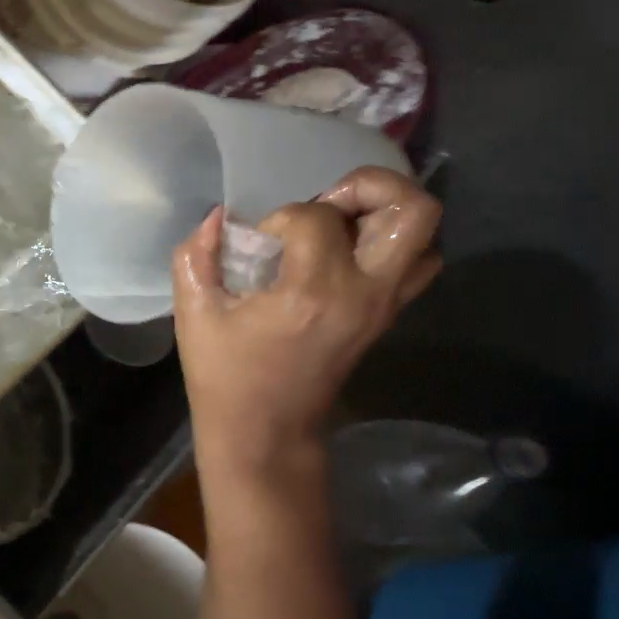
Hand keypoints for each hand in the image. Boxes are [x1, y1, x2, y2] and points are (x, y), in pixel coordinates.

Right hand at [172, 166, 441, 464]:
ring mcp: (385, 303)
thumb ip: (195, 258)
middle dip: (367, 188)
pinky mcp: (389, 314)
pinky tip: (347, 254)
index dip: (280, 219)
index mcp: (311, 291)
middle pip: (411, 207)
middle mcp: (363, 291)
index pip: (315, 217)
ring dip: (384, 214)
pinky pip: (417, 260)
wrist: (265, 430)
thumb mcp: (194, 315)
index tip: (255, 247)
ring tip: (337, 227)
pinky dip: (391, 244)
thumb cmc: (224, 375)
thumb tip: (218, 218)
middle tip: (324, 206)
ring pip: (424, 231)